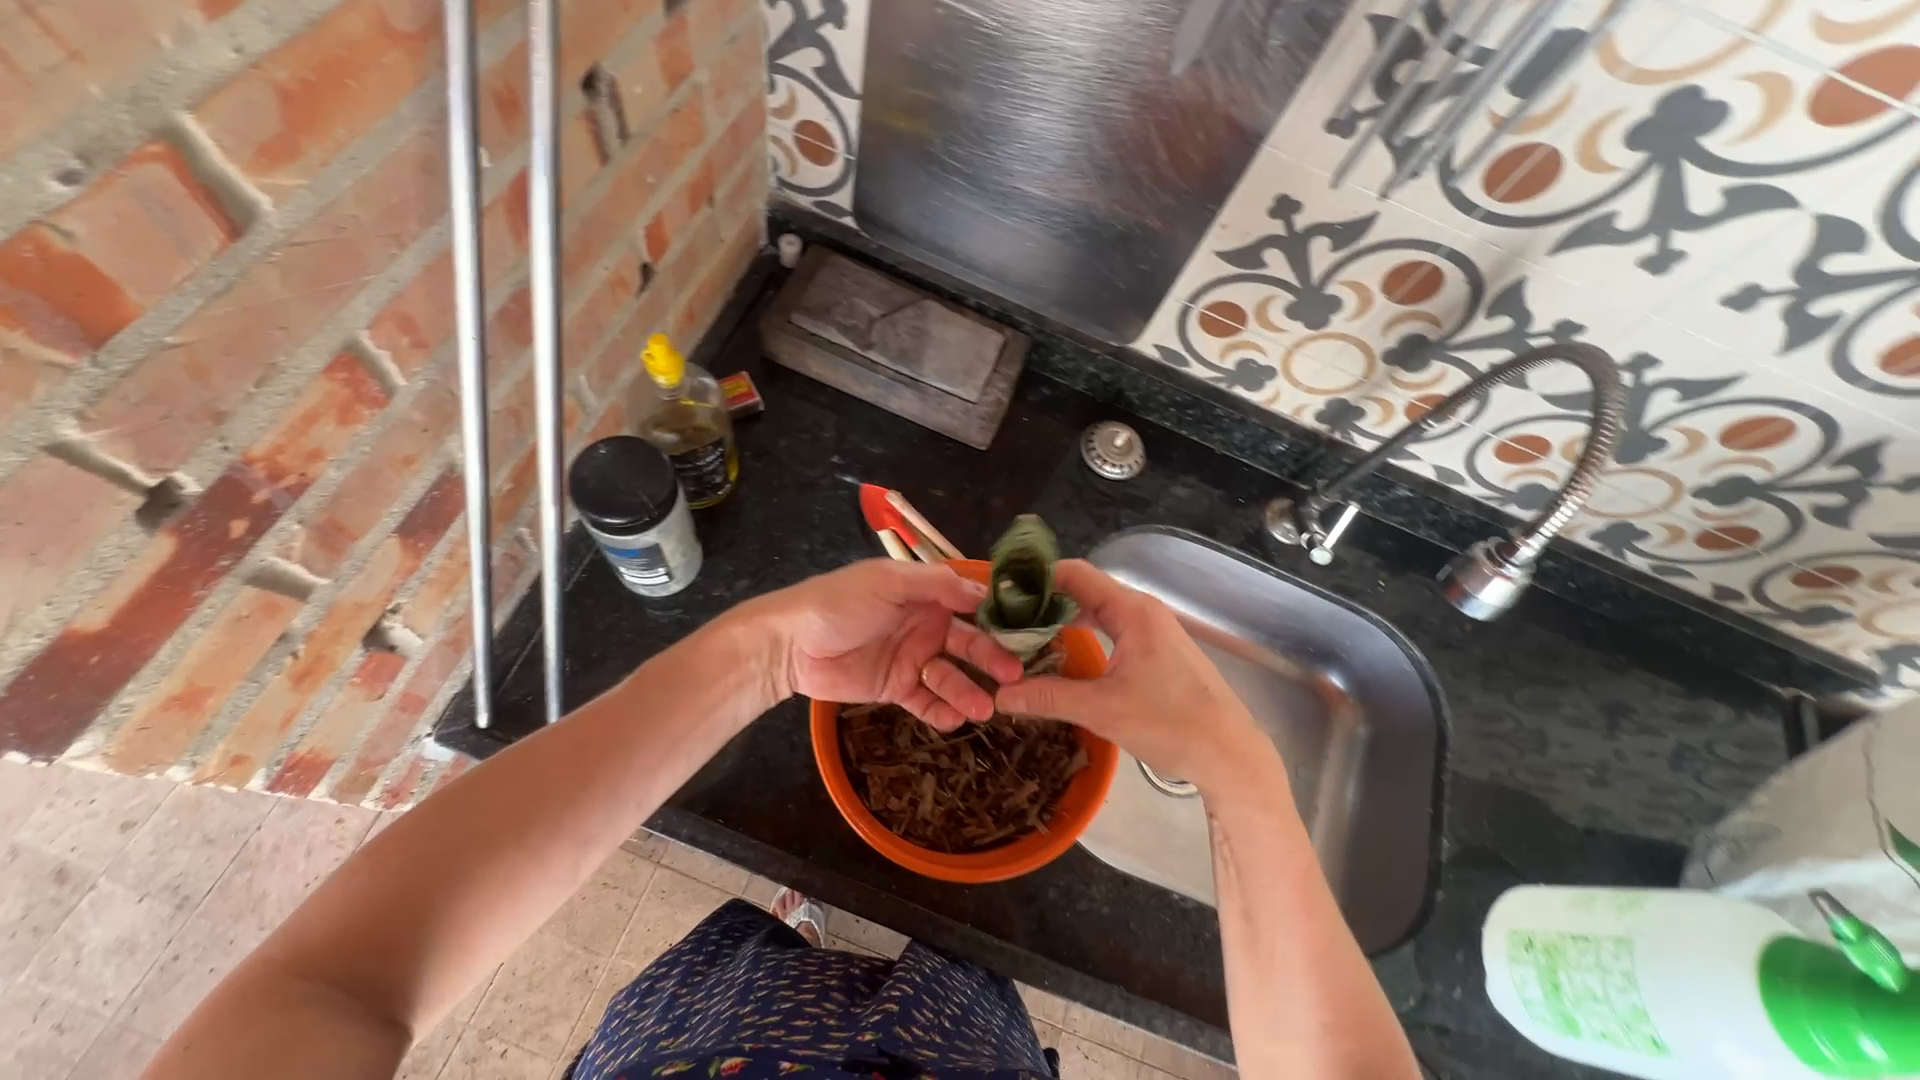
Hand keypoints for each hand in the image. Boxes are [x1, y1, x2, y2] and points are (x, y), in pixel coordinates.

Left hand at [749, 560, 1025, 730]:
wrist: (789, 644)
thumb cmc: (840, 603)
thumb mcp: (888, 581)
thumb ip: (935, 585)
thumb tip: (983, 593)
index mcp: (925, 595)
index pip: (972, 605)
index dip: (999, 620)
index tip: (1027, 636)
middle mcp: (925, 626)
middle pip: (968, 644)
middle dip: (991, 659)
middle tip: (1013, 677)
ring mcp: (911, 659)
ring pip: (951, 677)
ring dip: (969, 691)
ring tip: (984, 709)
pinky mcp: (895, 688)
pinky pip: (926, 701)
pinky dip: (942, 711)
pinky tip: (955, 720)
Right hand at [993, 560, 1278, 798]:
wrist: (1230, 753)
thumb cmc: (1170, 724)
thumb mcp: (1101, 710)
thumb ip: (1047, 696)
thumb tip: (999, 695)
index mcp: (1132, 611)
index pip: (1075, 574)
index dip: (1037, 577)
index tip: (1002, 593)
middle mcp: (1143, 610)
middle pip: (1084, 589)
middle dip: (1044, 601)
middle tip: (1005, 620)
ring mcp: (1153, 629)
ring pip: (1098, 610)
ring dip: (1063, 619)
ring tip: (1024, 636)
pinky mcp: (1157, 650)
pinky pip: (1111, 627)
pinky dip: (1083, 633)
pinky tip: (1062, 654)